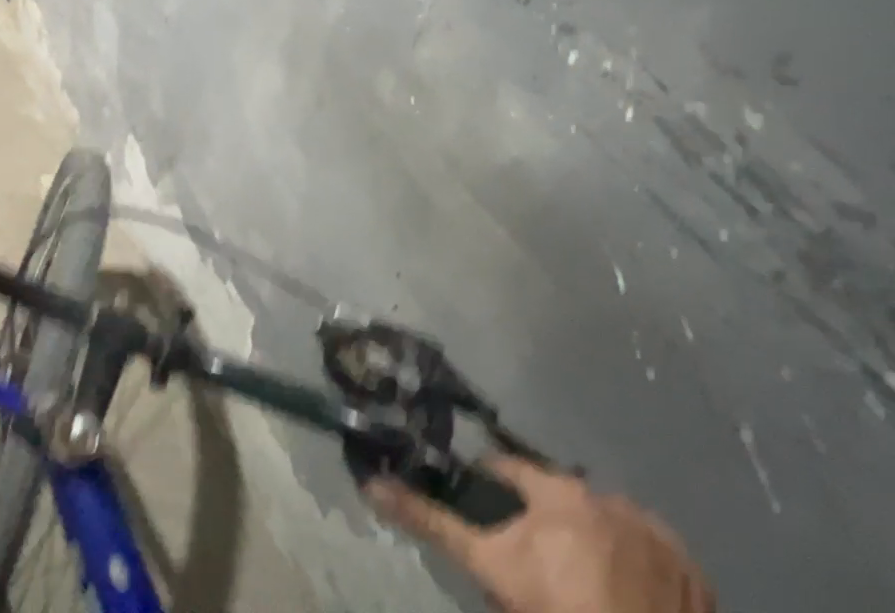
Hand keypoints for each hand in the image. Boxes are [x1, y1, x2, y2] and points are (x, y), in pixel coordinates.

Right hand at [367, 456, 714, 612]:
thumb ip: (431, 520)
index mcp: (561, 492)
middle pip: (561, 495)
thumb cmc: (553, 605)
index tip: (475, 498)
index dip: (487, 480)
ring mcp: (662, 538)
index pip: (509, 468)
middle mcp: (613, 501)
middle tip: (524, 547)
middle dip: (541, 513)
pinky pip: (655, 556)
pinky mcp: (695, 577)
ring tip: (574, 571)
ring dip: (590, 536)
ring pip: (610, 523)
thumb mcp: (484, 563)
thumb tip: (372, 484)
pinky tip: (620, 589)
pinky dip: (635, 564)